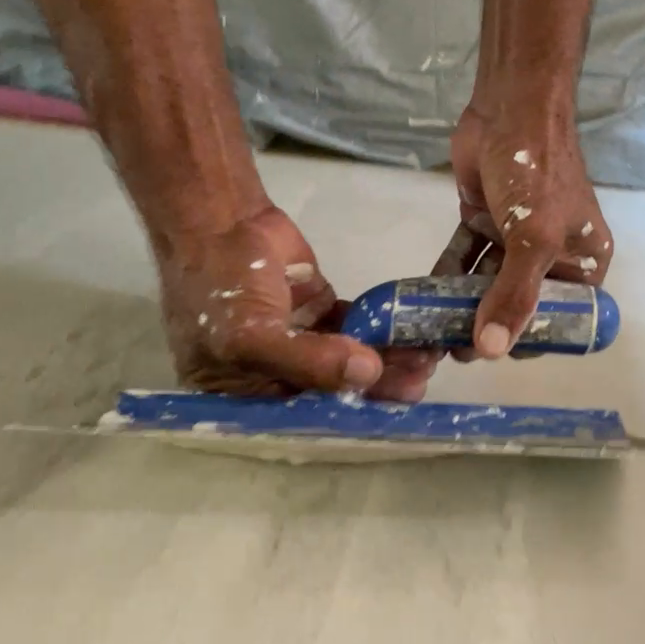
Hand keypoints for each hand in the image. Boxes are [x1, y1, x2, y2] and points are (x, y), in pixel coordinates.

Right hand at [156, 207, 442, 400]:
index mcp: (242, 400)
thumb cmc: (219, 287)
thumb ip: (307, 360)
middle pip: (332, 393)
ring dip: (386, 360)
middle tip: (419, 384)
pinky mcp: (320, 312)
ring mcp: (300, 342)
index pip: (301, 423)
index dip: (346, 422)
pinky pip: (355, 328)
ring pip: (349, 360)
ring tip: (425, 359)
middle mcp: (273, 378)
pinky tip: (410, 333)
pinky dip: (381, 331)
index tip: (392, 416)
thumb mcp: (250, 334)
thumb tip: (368, 375)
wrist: (222, 220)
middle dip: (376, 389)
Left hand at [443, 105, 613, 359]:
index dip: (533, 339)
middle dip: (490, 328)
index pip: (562, 315)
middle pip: (520, 302)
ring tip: (433, 336)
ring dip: (463, 308)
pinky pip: (465, 259)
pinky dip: (447, 279)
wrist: (510, 107)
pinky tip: (422, 303)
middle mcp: (551, 253)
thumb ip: (514, 295)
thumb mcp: (534, 237)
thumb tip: (491, 351)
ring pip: (488, 284)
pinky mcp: (482, 221)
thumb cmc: (537, 173)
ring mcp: (514, 237)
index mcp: (582, 260)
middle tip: (454, 350)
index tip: (496, 355)